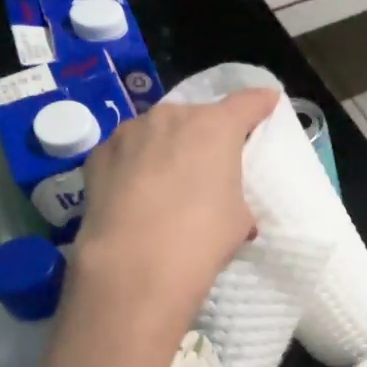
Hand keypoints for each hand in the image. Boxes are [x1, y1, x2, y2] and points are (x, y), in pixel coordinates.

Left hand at [72, 88, 277, 297]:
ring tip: (168, 182)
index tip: (268, 103)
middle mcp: (171, 117)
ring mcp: (130, 132)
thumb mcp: (239, 218)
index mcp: (215, 127)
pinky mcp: (98, 154)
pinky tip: (137, 194)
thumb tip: (223, 203)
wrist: (135, 263)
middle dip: (206, 135)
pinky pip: (127, 152)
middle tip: (211, 165)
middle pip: (197, 117)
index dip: (260, 104)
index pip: (247, 103)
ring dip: (167, 147)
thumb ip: (235, 194)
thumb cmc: (202, 236)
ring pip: (157, 131)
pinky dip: (136, 165)